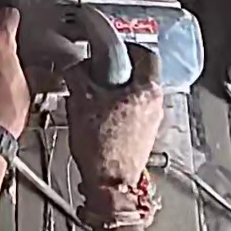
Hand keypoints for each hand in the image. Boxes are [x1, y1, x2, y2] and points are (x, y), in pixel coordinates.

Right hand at [65, 44, 162, 187]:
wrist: (108, 185)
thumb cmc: (101, 146)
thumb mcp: (81, 101)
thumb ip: (77, 75)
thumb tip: (75, 65)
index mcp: (147, 90)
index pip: (146, 53)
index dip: (126, 45)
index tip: (110, 45)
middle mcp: (155, 104)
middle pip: (140, 73)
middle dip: (118, 68)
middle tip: (97, 68)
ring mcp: (151, 121)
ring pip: (135, 92)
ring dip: (116, 87)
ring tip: (93, 91)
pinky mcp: (144, 134)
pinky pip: (132, 109)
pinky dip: (117, 104)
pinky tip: (97, 112)